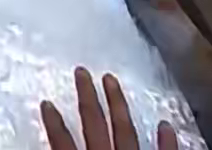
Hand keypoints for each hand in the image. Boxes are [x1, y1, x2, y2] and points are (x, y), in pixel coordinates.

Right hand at [41, 68, 178, 149]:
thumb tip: (44, 145)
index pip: (63, 145)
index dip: (54, 124)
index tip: (46, 102)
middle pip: (95, 125)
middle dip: (87, 97)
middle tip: (82, 70)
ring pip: (126, 132)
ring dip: (118, 105)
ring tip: (111, 79)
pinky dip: (167, 143)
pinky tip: (166, 124)